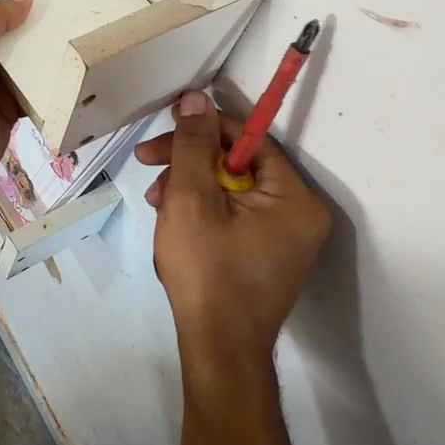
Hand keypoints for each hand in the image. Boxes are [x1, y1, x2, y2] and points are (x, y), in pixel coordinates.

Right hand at [136, 90, 331, 362]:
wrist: (217, 346)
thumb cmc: (207, 269)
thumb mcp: (191, 198)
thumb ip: (192, 144)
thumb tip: (197, 98)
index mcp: (294, 198)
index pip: (247, 138)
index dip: (203, 127)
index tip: (163, 125)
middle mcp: (299, 213)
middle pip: (236, 161)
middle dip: (188, 160)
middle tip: (145, 160)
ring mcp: (284, 235)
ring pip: (229, 186)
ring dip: (187, 184)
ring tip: (155, 200)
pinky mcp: (266, 250)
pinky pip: (232, 210)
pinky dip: (199, 207)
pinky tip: (171, 219)